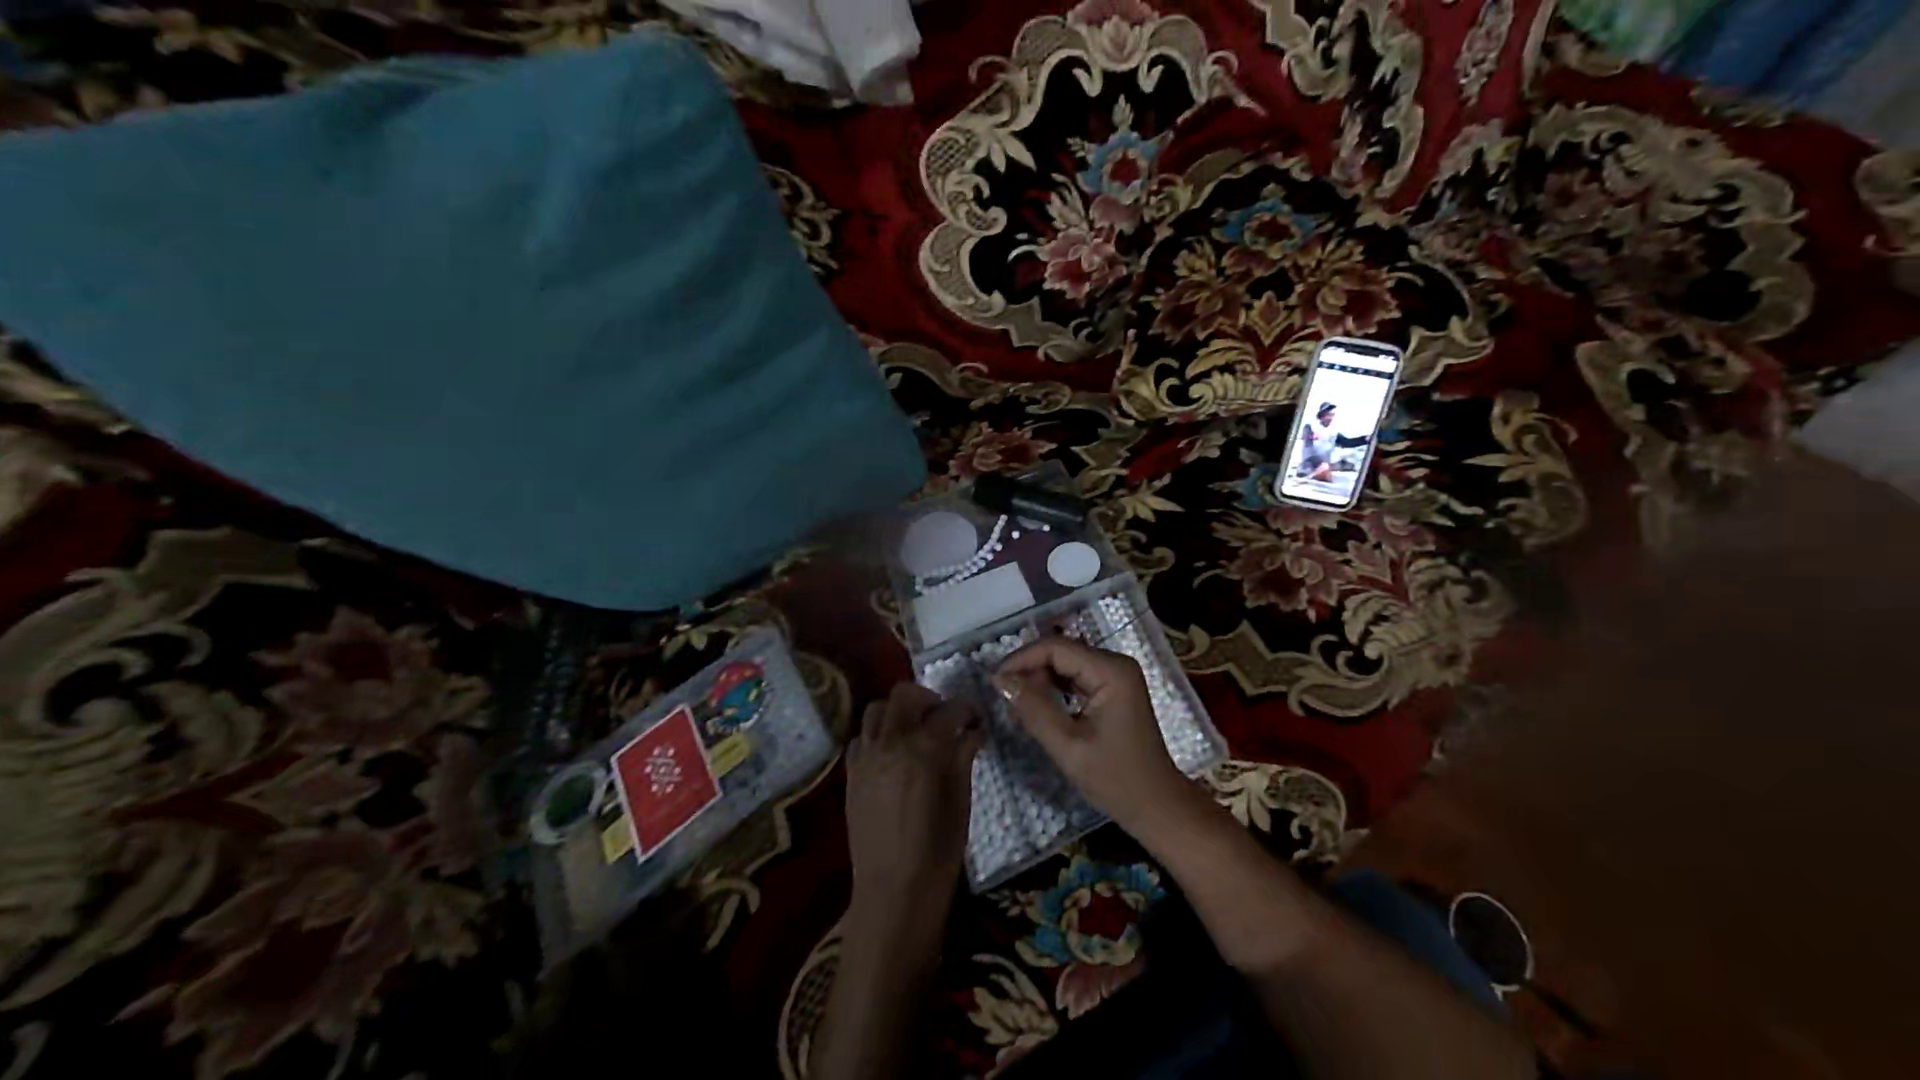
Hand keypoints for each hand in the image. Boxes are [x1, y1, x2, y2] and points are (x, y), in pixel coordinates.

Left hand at [844, 683, 983, 912]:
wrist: (895, 889)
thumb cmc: (939, 848)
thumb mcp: (961, 799)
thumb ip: (963, 757)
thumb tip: (972, 731)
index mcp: (926, 747)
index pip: (951, 710)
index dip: (968, 710)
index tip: (976, 719)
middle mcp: (891, 741)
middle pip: (904, 694)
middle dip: (928, 698)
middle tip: (943, 718)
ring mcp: (866, 755)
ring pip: (876, 709)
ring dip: (898, 713)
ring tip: (914, 732)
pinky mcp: (851, 772)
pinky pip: (861, 738)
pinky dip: (877, 736)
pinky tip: (891, 756)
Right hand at [993, 638, 1193, 834]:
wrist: (1156, 805)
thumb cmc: (1115, 779)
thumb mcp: (1067, 746)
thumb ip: (1033, 709)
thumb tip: (1000, 680)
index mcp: (1111, 671)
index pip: (1056, 648)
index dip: (1021, 659)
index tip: (994, 682)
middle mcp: (1115, 663)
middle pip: (1060, 652)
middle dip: (1029, 670)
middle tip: (1003, 697)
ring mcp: (1116, 675)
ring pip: (1065, 664)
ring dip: (1038, 680)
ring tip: (1015, 705)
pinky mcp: (1112, 689)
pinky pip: (1075, 678)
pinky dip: (1053, 689)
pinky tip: (1036, 708)